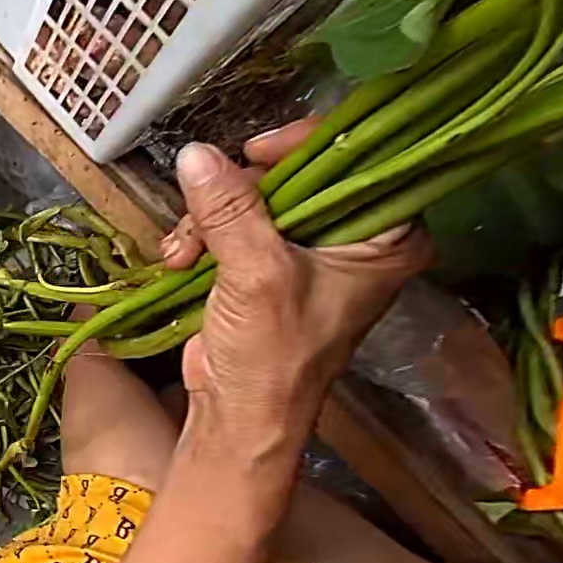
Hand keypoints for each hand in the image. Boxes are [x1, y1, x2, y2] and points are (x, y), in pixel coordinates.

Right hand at [161, 122, 430, 444]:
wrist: (236, 415)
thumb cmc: (272, 357)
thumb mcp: (256, 275)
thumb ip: (230, 212)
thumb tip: (195, 156)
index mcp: (384, 236)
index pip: (356, 159)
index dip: (303, 148)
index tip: (252, 152)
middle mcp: (348, 240)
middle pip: (291, 180)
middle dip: (233, 197)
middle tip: (201, 218)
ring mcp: (299, 257)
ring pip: (249, 205)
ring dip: (205, 223)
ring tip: (181, 254)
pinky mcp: (257, 272)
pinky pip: (226, 233)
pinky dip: (197, 241)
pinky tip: (178, 261)